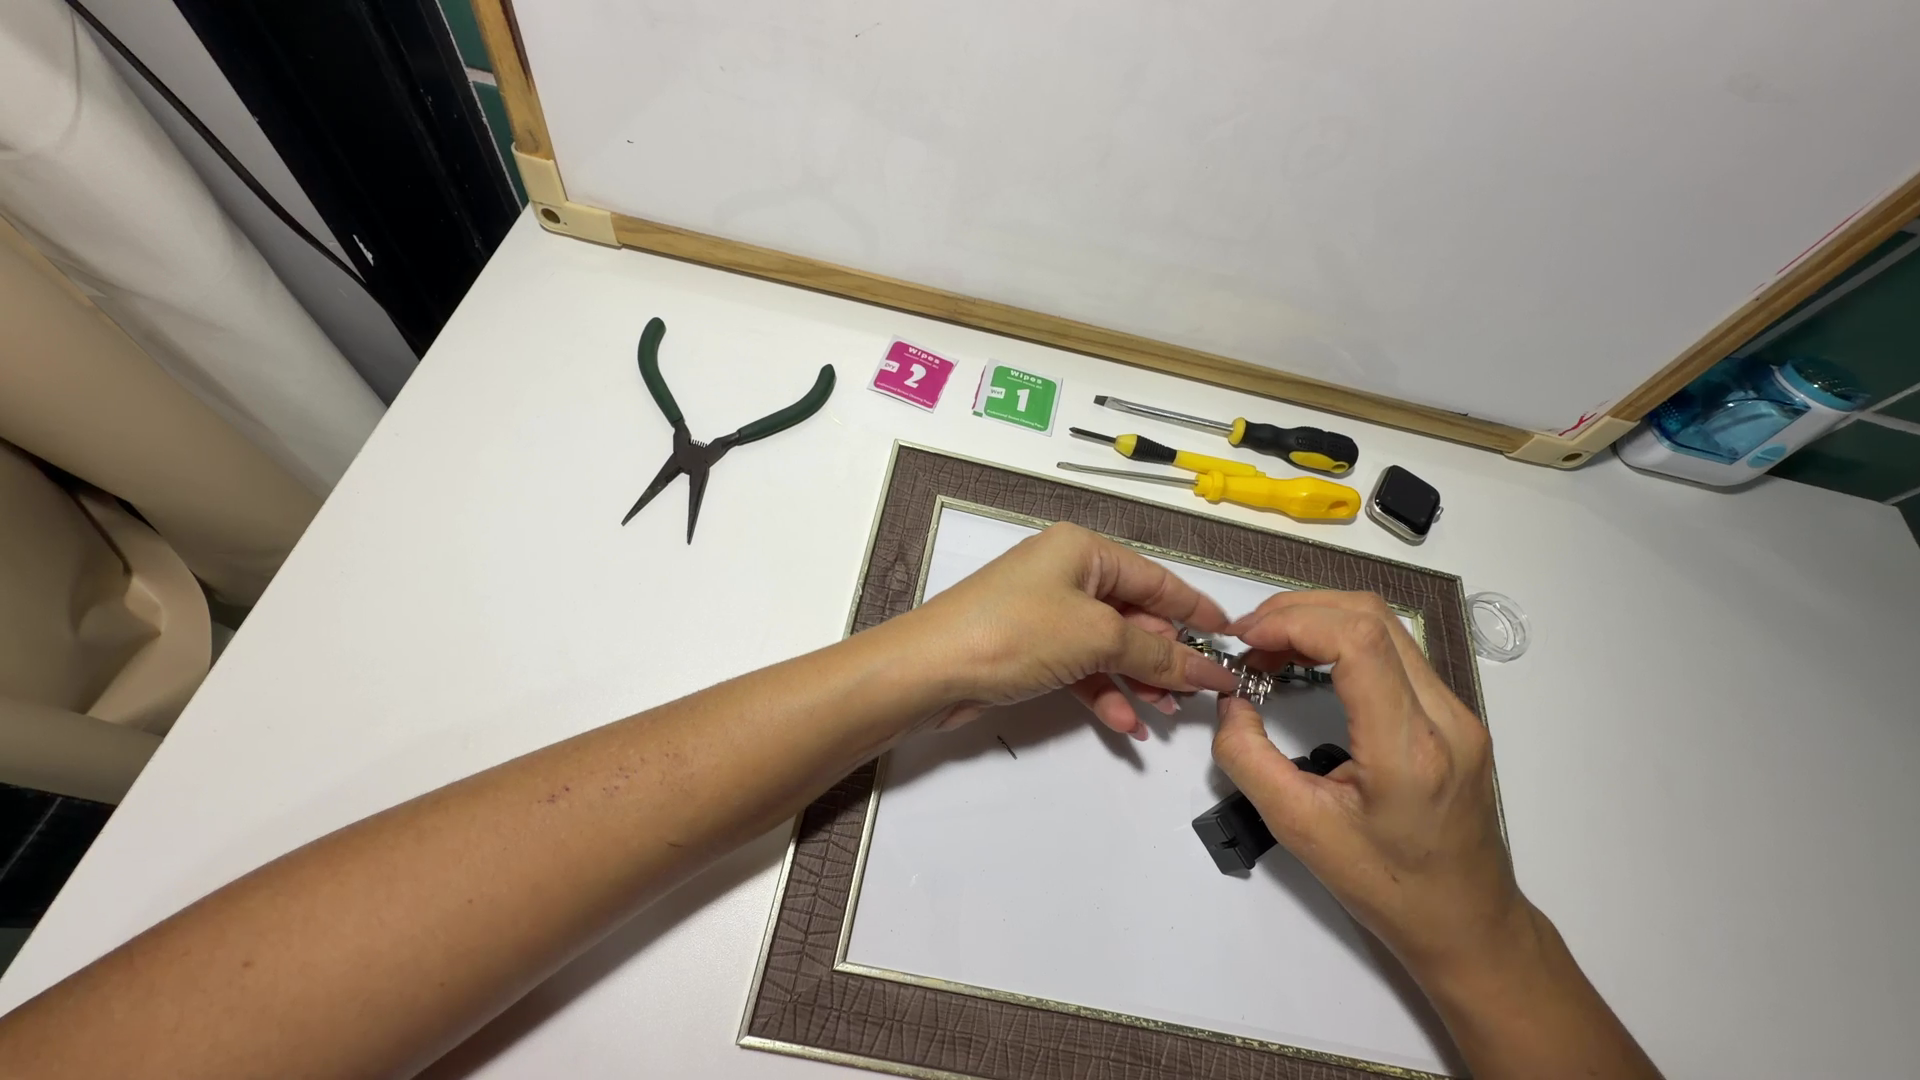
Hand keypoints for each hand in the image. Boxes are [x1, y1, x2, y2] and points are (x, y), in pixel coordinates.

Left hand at [905, 523, 1239, 736]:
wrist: (931, 670)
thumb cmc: (1014, 633)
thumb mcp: (1096, 637)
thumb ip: (1157, 653)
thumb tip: (1209, 668)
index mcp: (1082, 551)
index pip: (1155, 580)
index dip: (1195, 610)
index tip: (1230, 639)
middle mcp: (1064, 574)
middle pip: (1133, 615)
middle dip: (1164, 655)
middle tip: (1196, 693)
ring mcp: (1045, 613)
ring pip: (1108, 646)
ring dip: (1136, 679)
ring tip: (1163, 713)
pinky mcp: (1030, 648)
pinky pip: (1080, 667)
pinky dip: (1103, 692)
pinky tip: (1124, 722)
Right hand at [1211, 591, 1524, 976]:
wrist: (1467, 921)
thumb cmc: (1386, 885)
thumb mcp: (1297, 828)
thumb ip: (1248, 758)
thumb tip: (1230, 702)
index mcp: (1409, 749)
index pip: (1358, 641)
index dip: (1293, 622)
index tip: (1245, 641)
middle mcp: (1444, 717)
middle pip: (1371, 616)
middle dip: (1297, 611)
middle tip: (1247, 640)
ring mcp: (1456, 710)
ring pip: (1383, 623)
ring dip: (1316, 620)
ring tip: (1268, 649)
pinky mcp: (1452, 712)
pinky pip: (1391, 648)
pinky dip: (1338, 639)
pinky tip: (1304, 664)